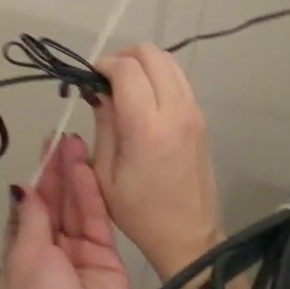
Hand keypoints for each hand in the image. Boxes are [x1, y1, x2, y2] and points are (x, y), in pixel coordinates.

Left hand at [4, 134, 133, 288]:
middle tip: (63, 134)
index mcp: (25, 250)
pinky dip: (92, 194)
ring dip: (74, 176)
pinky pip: (97, 219)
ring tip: (76, 141)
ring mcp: (81, 251)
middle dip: (57, 170)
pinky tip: (87, 168)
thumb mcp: (28, 258)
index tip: (44, 146)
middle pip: (56, 202)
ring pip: (77, 206)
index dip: (38, 177)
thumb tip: (23, 185)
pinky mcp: (108, 255)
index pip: (32, 206)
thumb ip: (31, 219)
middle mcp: (52, 247)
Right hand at [90, 44, 223, 277]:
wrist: (187, 234)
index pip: (126, 69)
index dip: (102, 66)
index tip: (89, 80)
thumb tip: (98, 92)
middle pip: (150, 54)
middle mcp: (174, 110)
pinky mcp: (200, 118)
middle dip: (123, 59)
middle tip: (104, 82)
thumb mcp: (104, 173)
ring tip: (123, 90)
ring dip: (142, 65)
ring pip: (168, 61)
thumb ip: (103, 125)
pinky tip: (143, 101)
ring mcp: (192, 111)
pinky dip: (158, 77)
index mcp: (146, 126)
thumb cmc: (138, 212)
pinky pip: (178, 79)